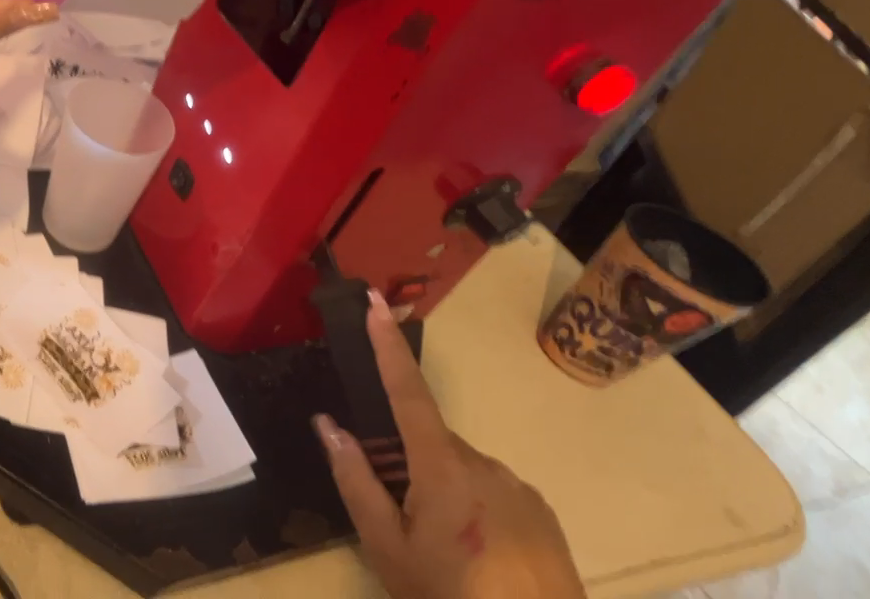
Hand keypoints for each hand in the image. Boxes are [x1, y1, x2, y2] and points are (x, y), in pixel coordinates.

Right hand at [315, 291, 586, 598]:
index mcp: (442, 470)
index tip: (376, 301)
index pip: (408, 393)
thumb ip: (356, 482)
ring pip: (460, 468)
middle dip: (405, 462)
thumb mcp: (388, 550)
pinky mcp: (541, 513)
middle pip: (429, 442)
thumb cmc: (451, 598)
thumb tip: (328, 424)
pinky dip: (472, 507)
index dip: (389, 346)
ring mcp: (518, 488)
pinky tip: (477, 555)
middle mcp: (484, 465)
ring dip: (440, 489)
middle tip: (397, 517)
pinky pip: (491, 490)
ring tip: (442, 549)